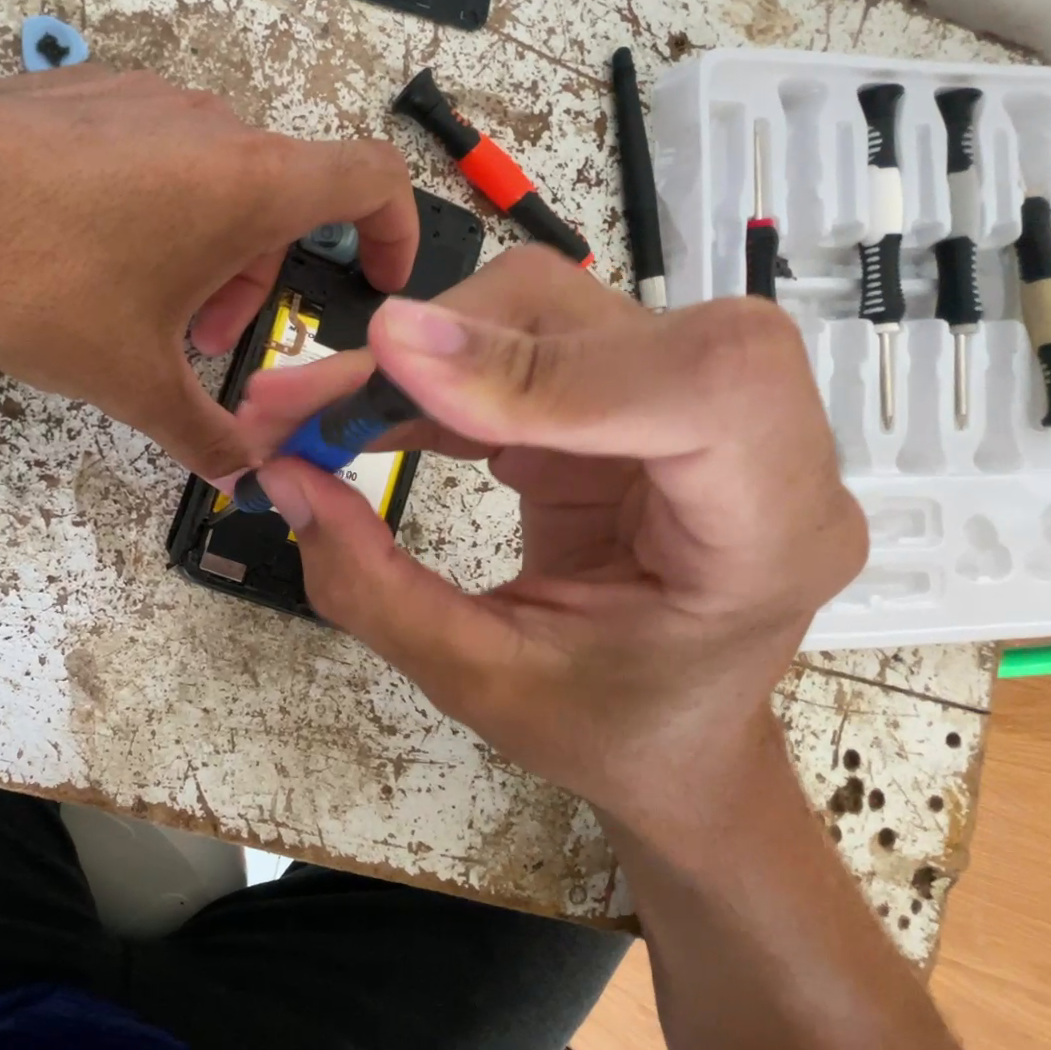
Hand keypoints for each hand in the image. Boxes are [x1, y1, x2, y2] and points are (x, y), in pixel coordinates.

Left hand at [0, 66, 418, 477]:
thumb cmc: (44, 288)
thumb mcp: (134, 382)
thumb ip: (203, 434)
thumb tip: (239, 472)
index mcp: (247, 181)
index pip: (368, 181)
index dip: (390, 232)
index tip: (375, 278)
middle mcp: (205, 122)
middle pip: (272, 197)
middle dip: (252, 278)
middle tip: (198, 341)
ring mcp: (136, 97)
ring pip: (205, 177)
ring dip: (197, 248)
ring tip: (133, 308)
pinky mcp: (76, 96)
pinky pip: (143, 153)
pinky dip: (145, 208)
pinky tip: (80, 257)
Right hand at [235, 248, 867, 837]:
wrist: (671, 733)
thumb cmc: (604, 730)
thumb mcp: (476, 682)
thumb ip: (370, 585)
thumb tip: (283, 474)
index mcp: (767, 534)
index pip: (700, 388)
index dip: (539, 365)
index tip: (392, 356)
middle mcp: (749, 440)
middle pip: (590, 323)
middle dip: (428, 353)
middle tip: (293, 408)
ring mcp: (679, 404)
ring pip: (538, 316)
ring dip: (407, 360)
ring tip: (304, 416)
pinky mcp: (613, 397)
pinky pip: (508, 352)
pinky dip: (417, 381)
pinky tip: (353, 419)